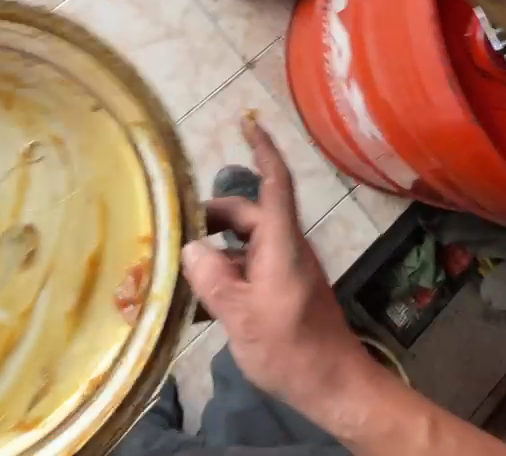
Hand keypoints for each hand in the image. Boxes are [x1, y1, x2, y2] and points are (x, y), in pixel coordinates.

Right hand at [179, 118, 371, 412]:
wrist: (333, 384)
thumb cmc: (292, 347)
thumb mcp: (242, 317)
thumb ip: (213, 280)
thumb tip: (190, 248)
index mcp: (280, 243)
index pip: (275, 183)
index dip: (263, 150)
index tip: (248, 122)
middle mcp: (284, 246)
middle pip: (246, 215)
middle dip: (210, 217)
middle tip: (171, 229)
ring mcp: (284, 268)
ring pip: (243, 245)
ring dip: (213, 251)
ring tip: (175, 266)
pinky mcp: (281, 289)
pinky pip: (247, 268)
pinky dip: (223, 275)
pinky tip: (195, 299)